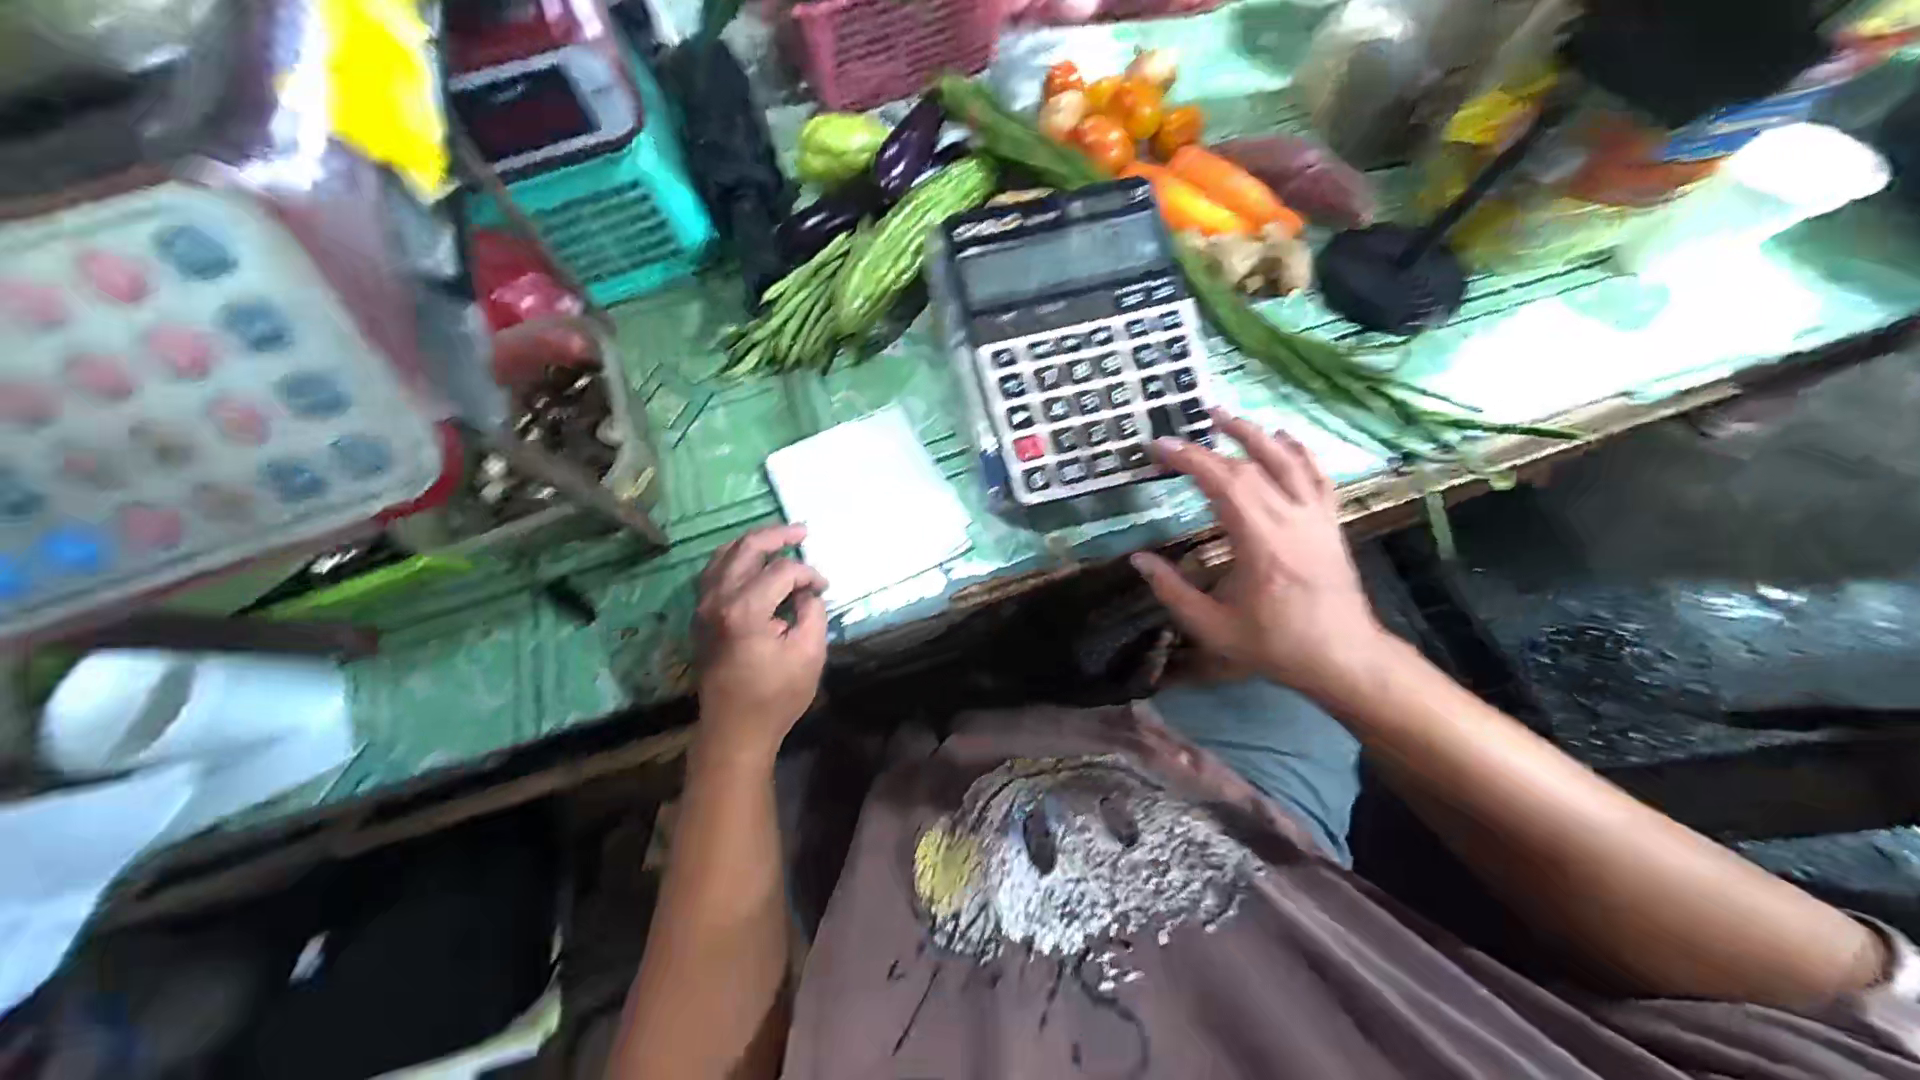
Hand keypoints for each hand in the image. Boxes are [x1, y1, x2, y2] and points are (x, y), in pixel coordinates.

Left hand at [693, 524, 828, 761]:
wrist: (734, 730)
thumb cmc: (776, 696)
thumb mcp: (810, 653)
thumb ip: (812, 611)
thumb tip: (806, 591)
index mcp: (744, 609)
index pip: (782, 571)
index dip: (807, 573)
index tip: (824, 588)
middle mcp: (717, 599)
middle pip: (746, 548)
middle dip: (777, 536)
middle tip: (802, 531)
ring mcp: (703, 606)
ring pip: (724, 555)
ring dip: (753, 544)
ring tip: (779, 540)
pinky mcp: (700, 616)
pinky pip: (714, 572)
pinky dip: (734, 559)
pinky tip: (751, 562)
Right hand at [1131, 411, 1397, 706]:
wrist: (1344, 657)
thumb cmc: (1275, 645)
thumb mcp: (1213, 627)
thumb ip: (1172, 591)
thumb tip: (1138, 560)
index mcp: (1261, 543)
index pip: (1224, 484)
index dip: (1189, 459)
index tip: (1160, 447)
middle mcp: (1292, 520)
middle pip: (1249, 467)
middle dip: (1208, 447)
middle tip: (1177, 436)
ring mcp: (1316, 518)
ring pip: (1286, 460)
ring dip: (1253, 434)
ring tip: (1224, 415)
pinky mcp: (1330, 522)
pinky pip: (1316, 476)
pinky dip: (1298, 450)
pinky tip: (1282, 436)